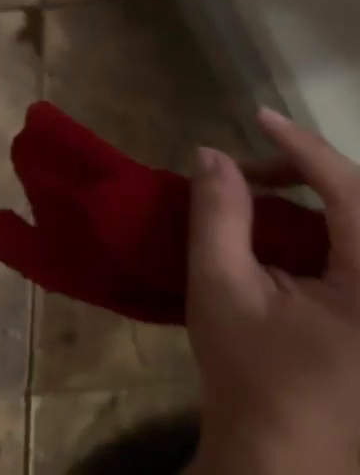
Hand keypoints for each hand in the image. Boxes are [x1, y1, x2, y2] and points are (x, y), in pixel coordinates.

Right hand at [187, 108, 359, 474]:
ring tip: (258, 191)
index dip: (304, 147)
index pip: (352, 192)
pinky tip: (288, 230)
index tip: (257, 116)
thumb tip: (211, 156)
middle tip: (242, 168)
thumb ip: (219, 215)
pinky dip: (332, 228)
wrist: (289, 444)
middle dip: (311, 172)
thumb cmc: (251, 366)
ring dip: (323, 198)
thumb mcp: (221, 285)